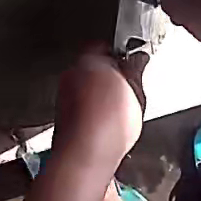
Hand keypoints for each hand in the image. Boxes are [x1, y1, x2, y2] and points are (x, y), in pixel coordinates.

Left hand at [54, 48, 144, 165]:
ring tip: (120, 109)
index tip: (134, 64)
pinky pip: (80, 104)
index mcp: (90, 60)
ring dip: (101, 93)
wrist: (86, 155)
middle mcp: (71, 74)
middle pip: (93, 65)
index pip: (104, 45)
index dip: (121, 54)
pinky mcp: (62, 115)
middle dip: (111, 74)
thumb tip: (138, 59)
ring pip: (86, 85)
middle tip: (130, 87)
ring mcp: (63, 95)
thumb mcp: (136, 92)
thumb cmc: (110, 123)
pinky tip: (107, 122)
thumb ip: (136, 70)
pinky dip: (92, 109)